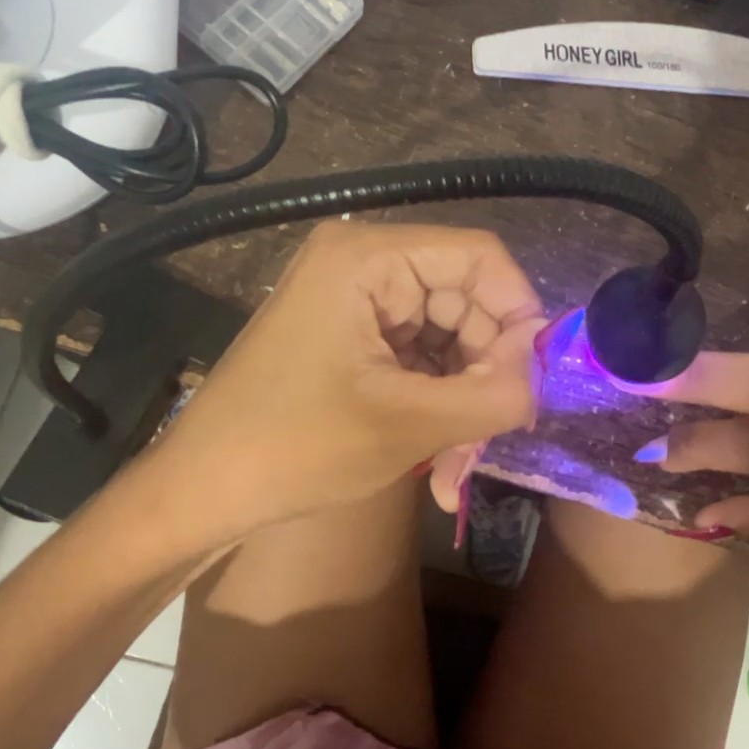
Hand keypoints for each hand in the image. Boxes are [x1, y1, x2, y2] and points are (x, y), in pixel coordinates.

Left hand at [136, 222, 547, 537]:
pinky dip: (434, 403)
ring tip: (458, 467)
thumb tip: (546, 376)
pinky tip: (439, 457)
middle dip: (486, 371)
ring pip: (446, 335)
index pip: (480, 257)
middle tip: (492, 438)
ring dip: (462, 399)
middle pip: (465, 298)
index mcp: (367, 258)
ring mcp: (353, 301)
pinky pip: (416, 356)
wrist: (202, 491)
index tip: (533, 381)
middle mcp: (361, 264)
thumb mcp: (409, 424)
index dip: (519, 314)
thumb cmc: (296, 448)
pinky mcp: (348, 335)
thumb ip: (495, 394)